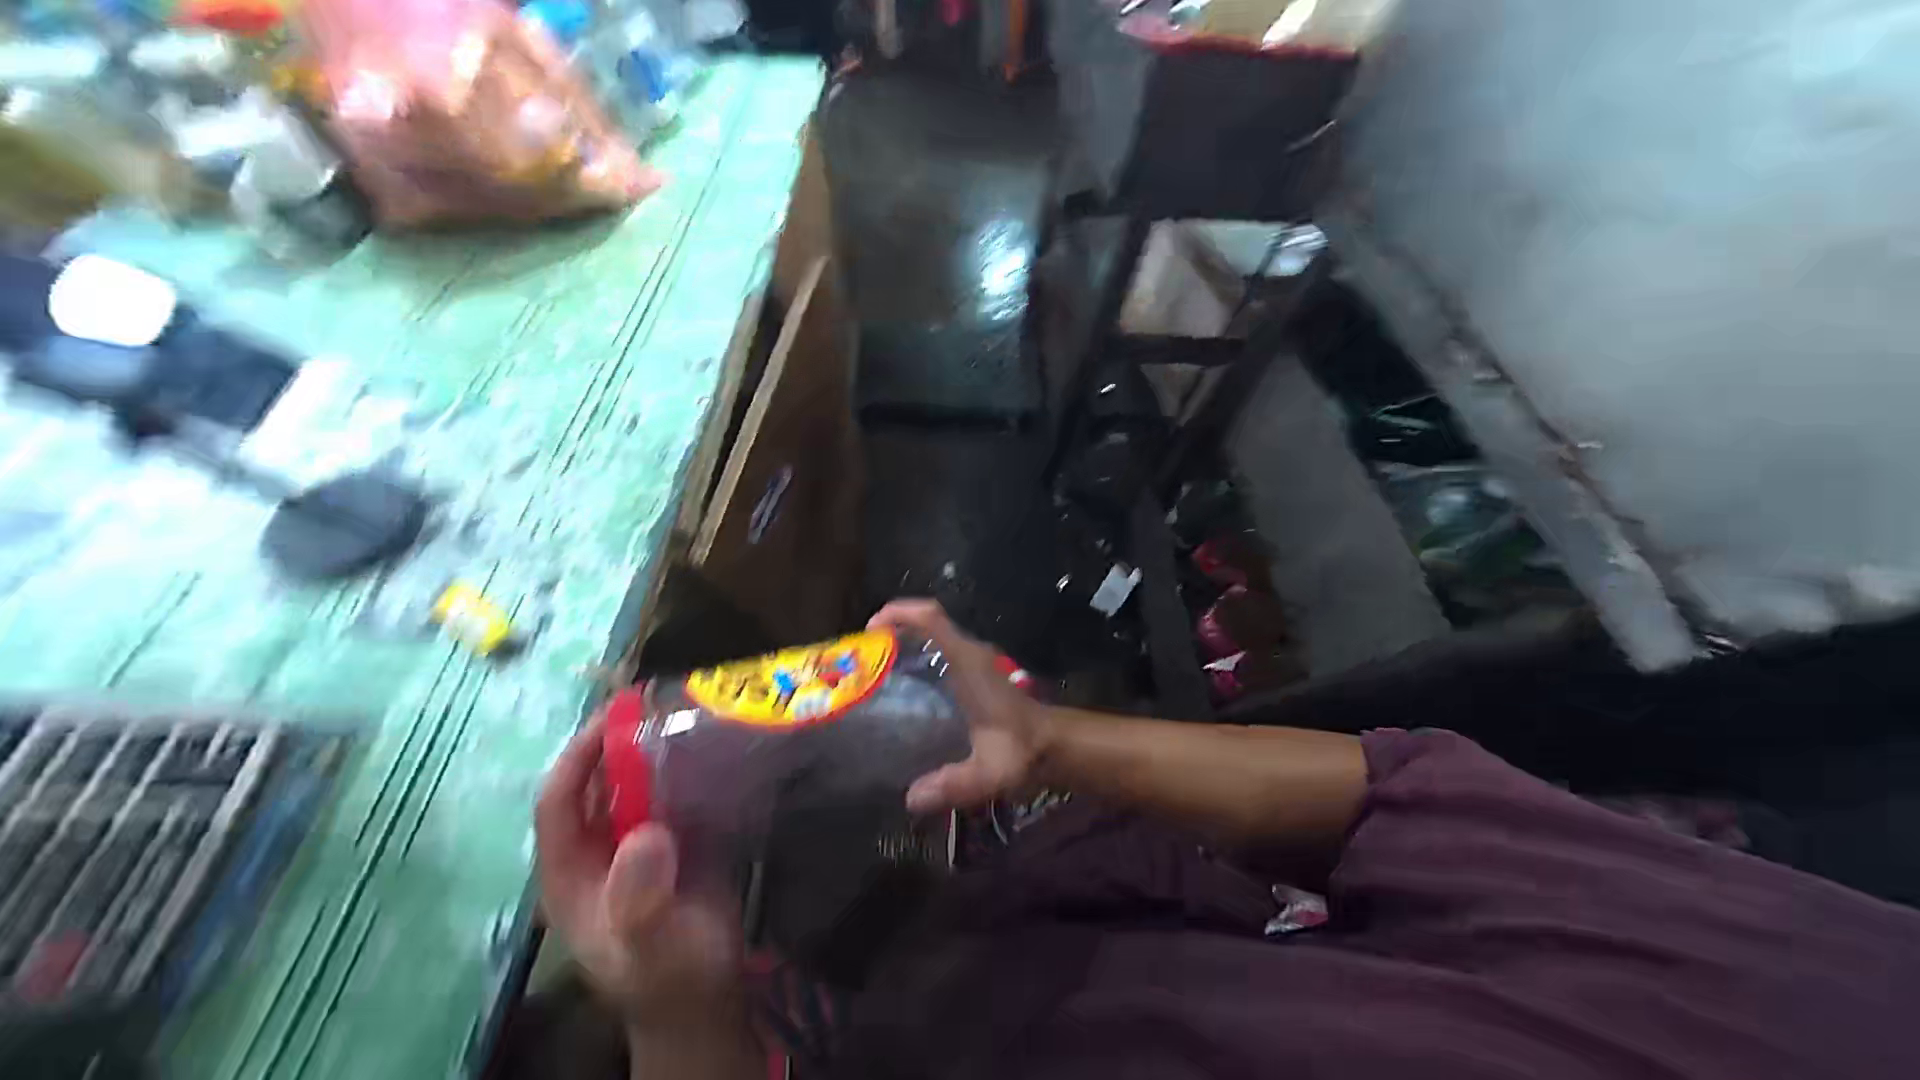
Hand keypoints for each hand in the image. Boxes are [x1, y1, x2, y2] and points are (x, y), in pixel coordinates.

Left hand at [534, 719, 741, 1032]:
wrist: (706, 995)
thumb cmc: (668, 976)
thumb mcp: (648, 946)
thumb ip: (639, 900)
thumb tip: (645, 835)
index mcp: (571, 870)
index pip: (558, 800)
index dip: (579, 756)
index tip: (615, 717)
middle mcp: (598, 845)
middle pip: (596, 780)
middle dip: (619, 739)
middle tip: (660, 700)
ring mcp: (636, 840)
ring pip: (635, 781)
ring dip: (656, 746)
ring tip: (690, 710)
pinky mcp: (675, 836)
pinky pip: (674, 790)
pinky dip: (688, 765)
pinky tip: (715, 744)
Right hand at [869, 599, 1051, 812]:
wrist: (1054, 745)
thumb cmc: (1023, 750)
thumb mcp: (988, 771)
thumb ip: (953, 784)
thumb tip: (910, 799)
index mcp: (969, 662)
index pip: (933, 619)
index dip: (900, 613)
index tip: (871, 628)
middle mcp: (970, 653)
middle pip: (928, 623)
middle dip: (893, 629)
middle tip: (862, 655)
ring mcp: (974, 661)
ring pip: (934, 636)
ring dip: (905, 641)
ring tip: (873, 669)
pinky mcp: (976, 673)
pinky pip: (940, 651)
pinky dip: (917, 657)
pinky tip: (900, 688)